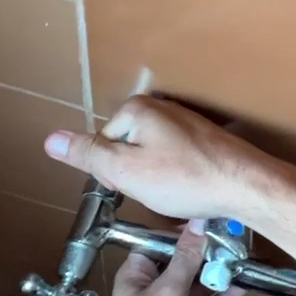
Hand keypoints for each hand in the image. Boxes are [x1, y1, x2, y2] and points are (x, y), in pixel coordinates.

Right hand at [44, 96, 281, 220]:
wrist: (244, 185)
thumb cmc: (187, 179)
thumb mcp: (126, 171)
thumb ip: (88, 154)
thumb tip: (51, 139)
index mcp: (137, 109)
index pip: (102, 145)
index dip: (112, 174)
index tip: (133, 187)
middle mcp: (159, 106)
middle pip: (125, 148)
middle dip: (134, 174)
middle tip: (158, 189)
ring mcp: (182, 119)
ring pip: (148, 156)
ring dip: (156, 177)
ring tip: (176, 189)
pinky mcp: (199, 137)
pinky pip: (171, 158)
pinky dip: (176, 175)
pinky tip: (189, 186)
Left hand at [88, 220, 243, 295]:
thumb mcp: (165, 294)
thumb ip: (185, 259)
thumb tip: (198, 222)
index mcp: (137, 276)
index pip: (161, 243)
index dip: (185, 232)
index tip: (212, 219)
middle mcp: (152, 291)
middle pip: (182, 264)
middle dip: (207, 254)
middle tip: (237, 238)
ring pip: (196, 287)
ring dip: (217, 276)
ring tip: (245, 258)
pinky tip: (242, 286)